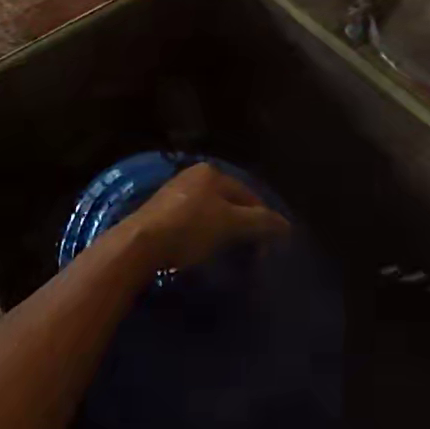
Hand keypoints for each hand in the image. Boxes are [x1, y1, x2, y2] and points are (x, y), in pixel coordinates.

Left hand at [114, 162, 289, 271]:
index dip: (264, 221)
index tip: (270, 249)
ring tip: (235, 256)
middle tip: (255, 255)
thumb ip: (261, 221)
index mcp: (211, 172)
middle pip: (231, 203)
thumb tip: (286, 224)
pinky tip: (209, 250)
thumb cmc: (191, 227)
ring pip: (214, 212)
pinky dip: (209, 234)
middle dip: (245, 227)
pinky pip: (198, 220)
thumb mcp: (231, 224)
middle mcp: (194, 175)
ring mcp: (178, 191)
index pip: (250, 195)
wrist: (143, 241)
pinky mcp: (166, 210)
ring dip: (227, 233)